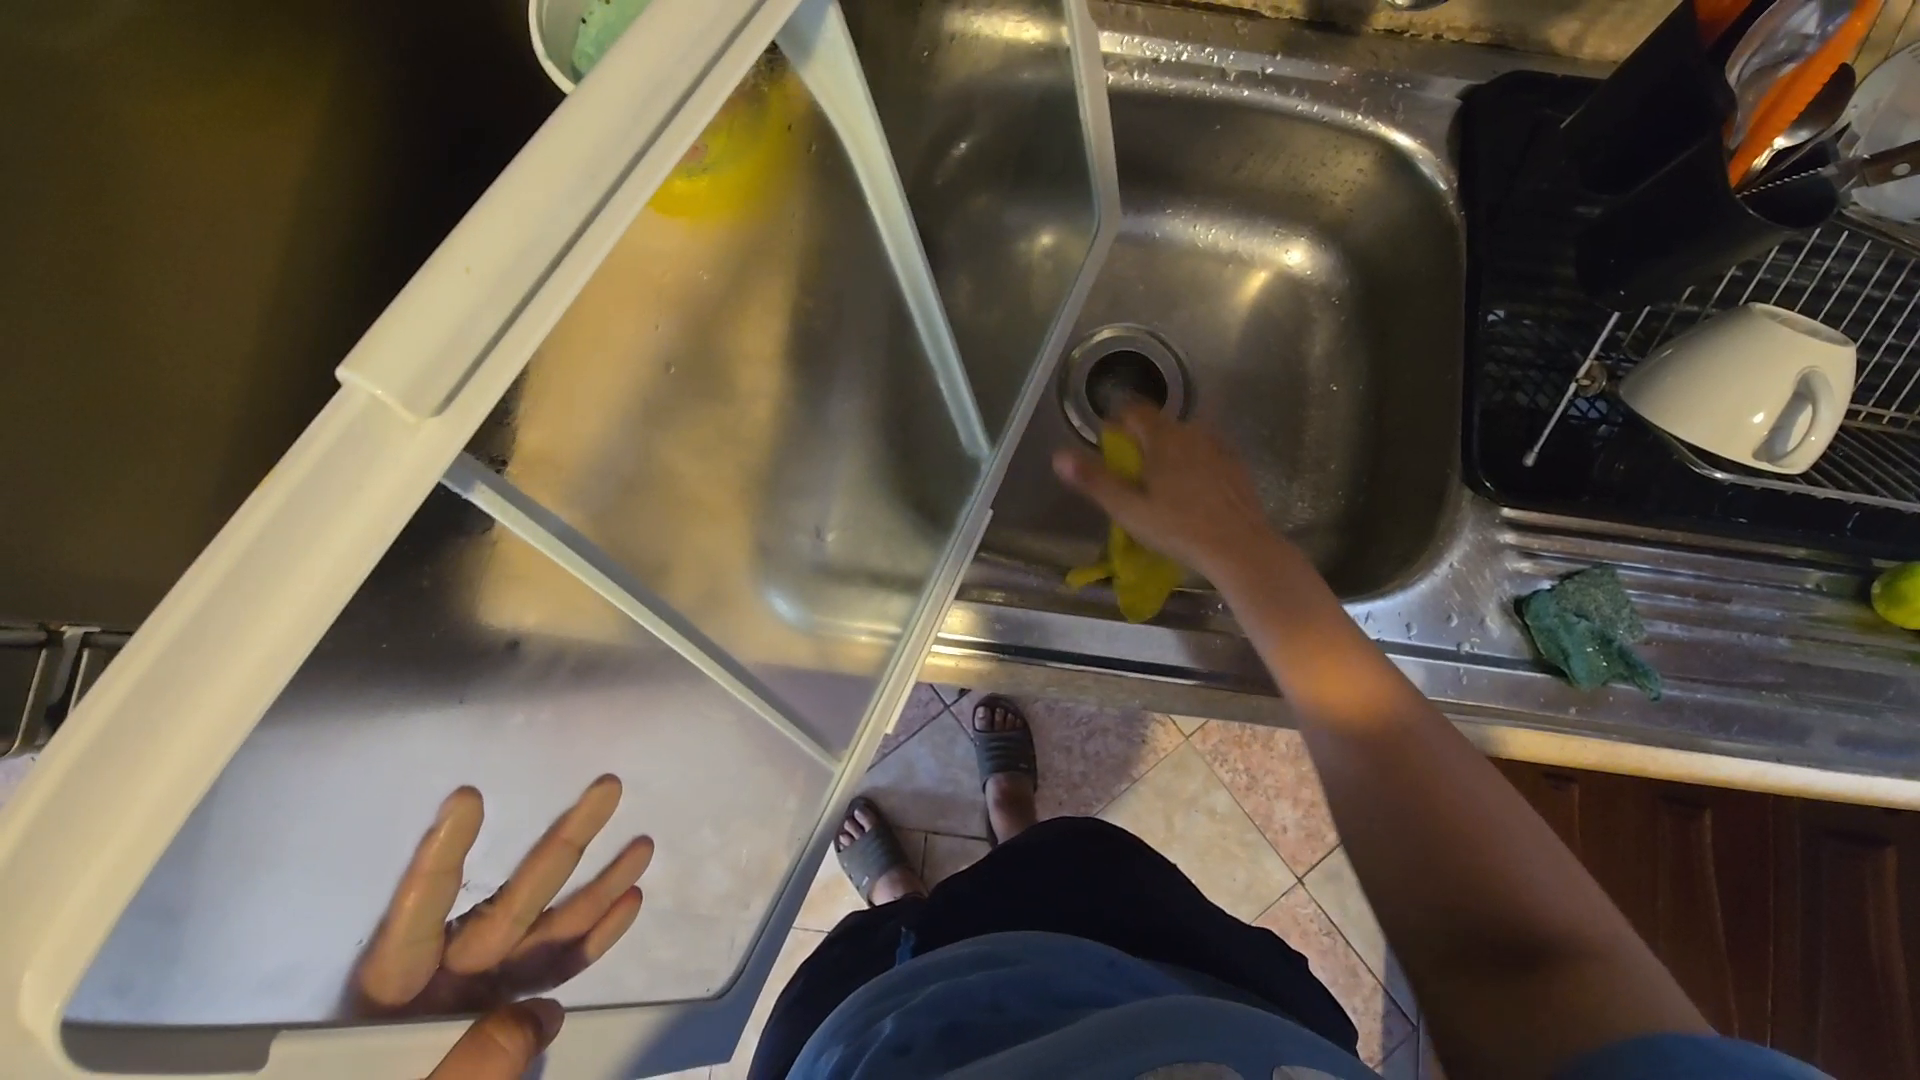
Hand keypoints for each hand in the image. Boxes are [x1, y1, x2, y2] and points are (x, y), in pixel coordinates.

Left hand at [352, 776, 653, 1076]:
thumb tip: (546, 1013)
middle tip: (607, 788)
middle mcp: (444, 976)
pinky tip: (629, 902)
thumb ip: (474, 1062)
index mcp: (394, 991)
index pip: (420, 912)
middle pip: (514, 901)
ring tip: (643, 844)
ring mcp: (479, 989)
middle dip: (565, 843)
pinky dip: (592, 937)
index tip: (468, 798)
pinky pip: (557, 968)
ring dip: (600, 885)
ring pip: (549, 928)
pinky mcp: (502, 1008)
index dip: (443, 855)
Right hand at [1052, 404, 1280, 578]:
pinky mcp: (1237, 466)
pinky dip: (1195, 465)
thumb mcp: (1128, 509)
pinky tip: (1192, 492)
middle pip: (1161, 424)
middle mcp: (1192, 433)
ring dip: (1171, 452)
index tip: (1108, 442)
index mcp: (1163, 437)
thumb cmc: (1178, 528)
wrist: (1239, 547)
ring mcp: (1218, 448)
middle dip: (1143, 440)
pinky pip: (1207, 455)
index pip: (1134, 411)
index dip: (1117, 421)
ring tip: (1162, 482)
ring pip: (1186, 439)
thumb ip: (1094, 480)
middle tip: (1132, 471)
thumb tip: (1058, 456)